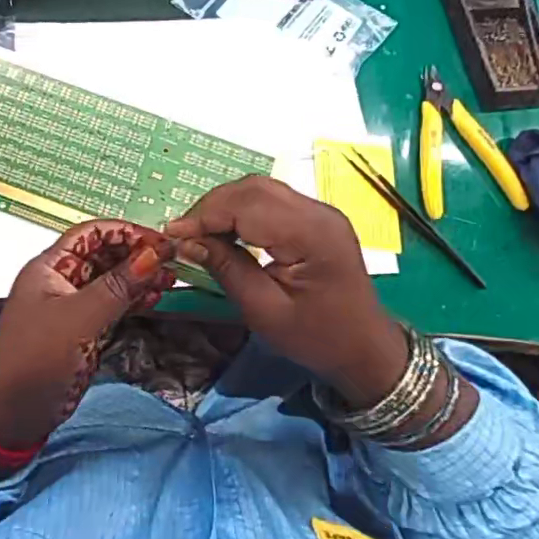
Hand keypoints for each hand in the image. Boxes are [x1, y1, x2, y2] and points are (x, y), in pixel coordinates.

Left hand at [0, 221, 174, 480]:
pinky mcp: (83, 332)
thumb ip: (116, 287)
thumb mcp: (77, 318)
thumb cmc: (35, 359)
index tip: (159, 241)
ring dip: (139, 277)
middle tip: (172, 261)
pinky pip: (113, 306)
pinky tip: (155, 298)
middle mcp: (61, 281)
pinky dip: (134, 301)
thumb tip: (153, 254)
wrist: (11, 414)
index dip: (124, 232)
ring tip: (171, 278)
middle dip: (136, 254)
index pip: (90, 235)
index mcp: (49, 267)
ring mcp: (73, 308)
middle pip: (103, 256)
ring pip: (111, 281)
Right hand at [165, 176, 408, 405]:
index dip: (205, 216)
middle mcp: (318, 212)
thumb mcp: (264, 311)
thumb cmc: (317, 337)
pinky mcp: (314, 218)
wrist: (366, 349)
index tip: (172, 234)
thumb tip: (186, 241)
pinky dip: (239, 210)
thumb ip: (226, 269)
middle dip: (210, 206)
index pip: (247, 207)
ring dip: (223, 205)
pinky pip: (269, 201)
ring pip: (259, 189)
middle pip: (252, 189)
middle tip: (182, 234)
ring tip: (197, 232)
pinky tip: (223, 230)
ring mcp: (319, 212)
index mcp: (312, 235)